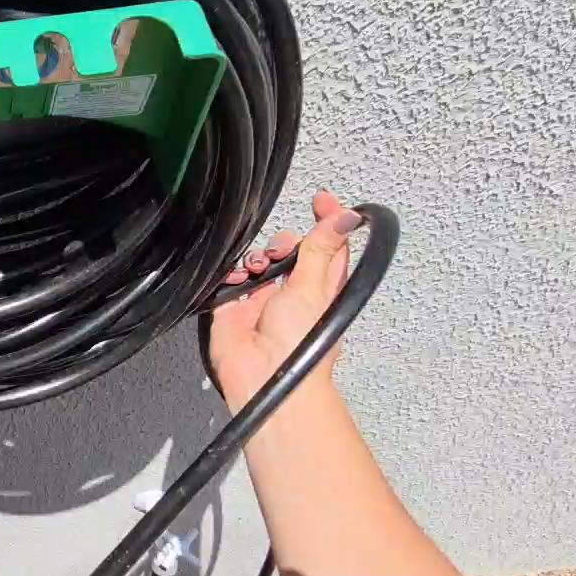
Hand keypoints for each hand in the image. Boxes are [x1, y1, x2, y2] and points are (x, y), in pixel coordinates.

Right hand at [209, 190, 362, 410]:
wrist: (265, 376)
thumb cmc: (301, 346)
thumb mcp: (315, 288)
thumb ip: (323, 249)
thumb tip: (346, 216)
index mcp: (321, 288)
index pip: (329, 246)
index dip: (328, 221)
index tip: (323, 199)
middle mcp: (291, 293)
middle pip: (289, 252)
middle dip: (284, 242)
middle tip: (282, 249)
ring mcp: (260, 300)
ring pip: (257, 262)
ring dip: (257, 257)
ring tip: (257, 268)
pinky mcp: (232, 309)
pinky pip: (228, 279)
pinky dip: (231, 272)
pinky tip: (237, 277)